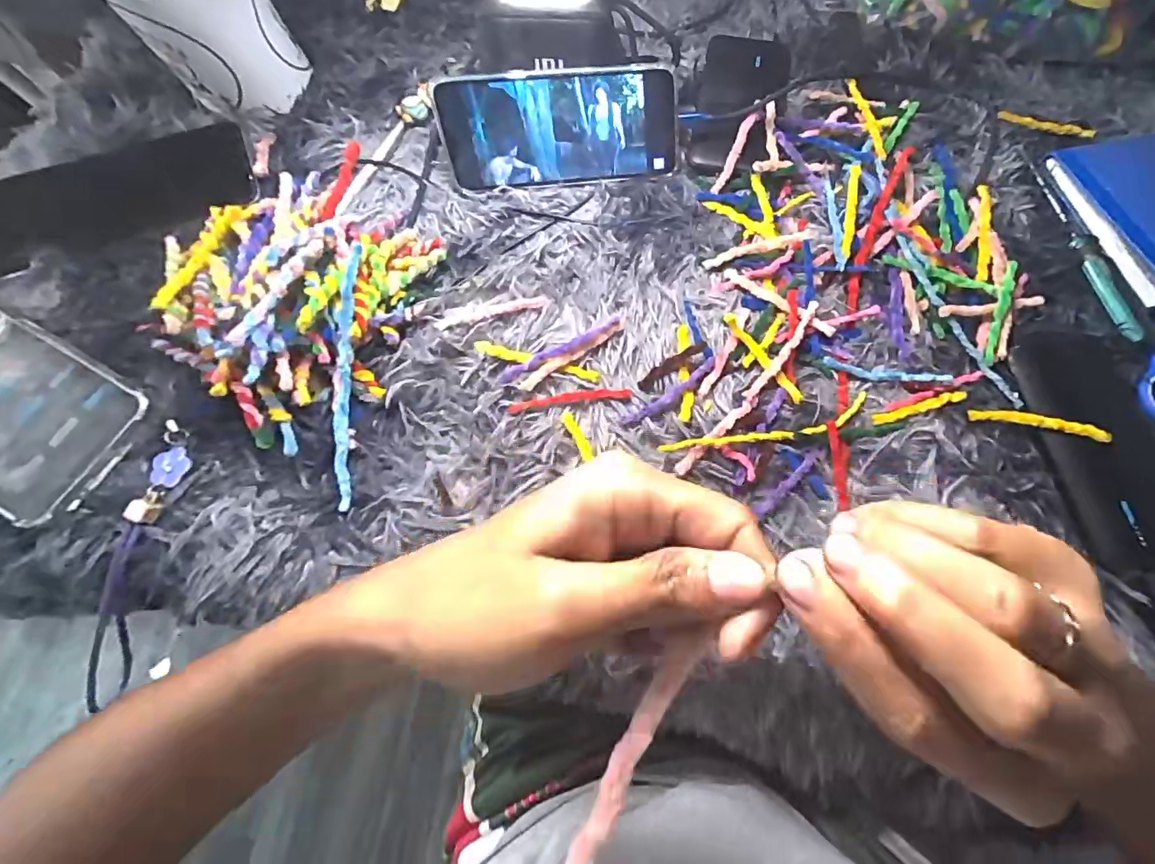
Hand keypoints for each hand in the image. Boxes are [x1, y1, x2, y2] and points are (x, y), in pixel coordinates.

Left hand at [320, 452, 779, 693]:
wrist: (400, 629)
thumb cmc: (474, 612)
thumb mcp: (568, 606)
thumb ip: (661, 588)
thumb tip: (754, 577)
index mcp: (629, 488)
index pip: (727, 521)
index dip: (749, 582)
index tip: (730, 655)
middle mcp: (636, 499)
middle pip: (715, 549)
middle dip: (716, 609)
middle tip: (681, 667)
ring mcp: (624, 532)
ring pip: (695, 577)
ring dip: (685, 625)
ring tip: (632, 656)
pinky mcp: (613, 565)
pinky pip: (664, 594)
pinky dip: (658, 630)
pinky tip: (620, 650)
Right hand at [773, 502, 1138, 827]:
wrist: (1095, 697)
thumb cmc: (983, 707)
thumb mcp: (933, 710)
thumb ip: (879, 659)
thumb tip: (807, 582)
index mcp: (1012, 783)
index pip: (924, 723)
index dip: (855, 648)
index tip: (798, 583)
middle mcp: (1075, 736)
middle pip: (1000, 684)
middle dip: (906, 608)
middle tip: (833, 550)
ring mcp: (1093, 651)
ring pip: (1011, 605)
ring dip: (918, 555)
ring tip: (853, 528)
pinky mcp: (1085, 581)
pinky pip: (1011, 543)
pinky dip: (937, 523)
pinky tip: (885, 517)